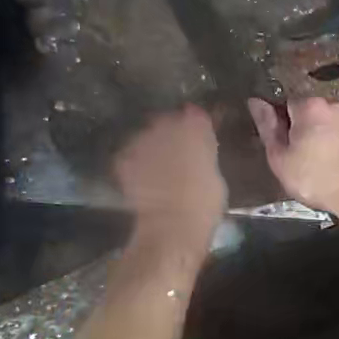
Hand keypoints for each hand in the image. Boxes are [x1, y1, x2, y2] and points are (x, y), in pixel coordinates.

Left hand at [113, 105, 225, 251]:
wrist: (173, 223)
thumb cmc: (205, 202)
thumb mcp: (215, 173)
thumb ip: (204, 154)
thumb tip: (200, 149)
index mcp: (195, 126)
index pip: (194, 114)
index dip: (194, 125)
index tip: (197, 137)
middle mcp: (165, 125)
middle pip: (165, 121)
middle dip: (169, 133)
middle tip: (176, 153)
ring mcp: (141, 141)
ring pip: (145, 137)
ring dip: (150, 147)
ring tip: (156, 168)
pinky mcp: (123, 159)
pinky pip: (129, 156)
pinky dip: (133, 164)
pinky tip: (141, 179)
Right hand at [247, 97, 338, 220]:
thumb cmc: (315, 178)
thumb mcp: (280, 157)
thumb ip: (267, 127)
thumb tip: (255, 102)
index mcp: (308, 105)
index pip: (281, 102)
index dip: (274, 122)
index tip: (274, 143)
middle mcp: (330, 105)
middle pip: (301, 112)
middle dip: (293, 129)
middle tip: (289, 156)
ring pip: (317, 125)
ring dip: (309, 139)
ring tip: (306, 164)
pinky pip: (331, 135)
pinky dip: (324, 146)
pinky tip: (323, 165)